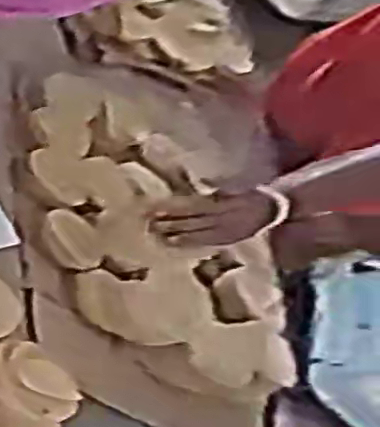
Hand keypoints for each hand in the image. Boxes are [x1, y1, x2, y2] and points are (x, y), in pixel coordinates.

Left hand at [151, 189, 281, 247]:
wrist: (278, 210)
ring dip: (171, 233)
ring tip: (152, 232)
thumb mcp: (235, 190)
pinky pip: (203, 242)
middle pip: (189, 221)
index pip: (192, 206)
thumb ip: (215, 190)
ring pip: (193, 233)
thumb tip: (197, 184)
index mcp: (225, 203)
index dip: (171, 209)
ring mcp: (224, 230)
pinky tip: (170, 241)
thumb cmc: (251, 197)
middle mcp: (223, 218)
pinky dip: (185, 242)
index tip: (152, 209)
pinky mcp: (226, 239)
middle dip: (167, 223)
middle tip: (147, 222)